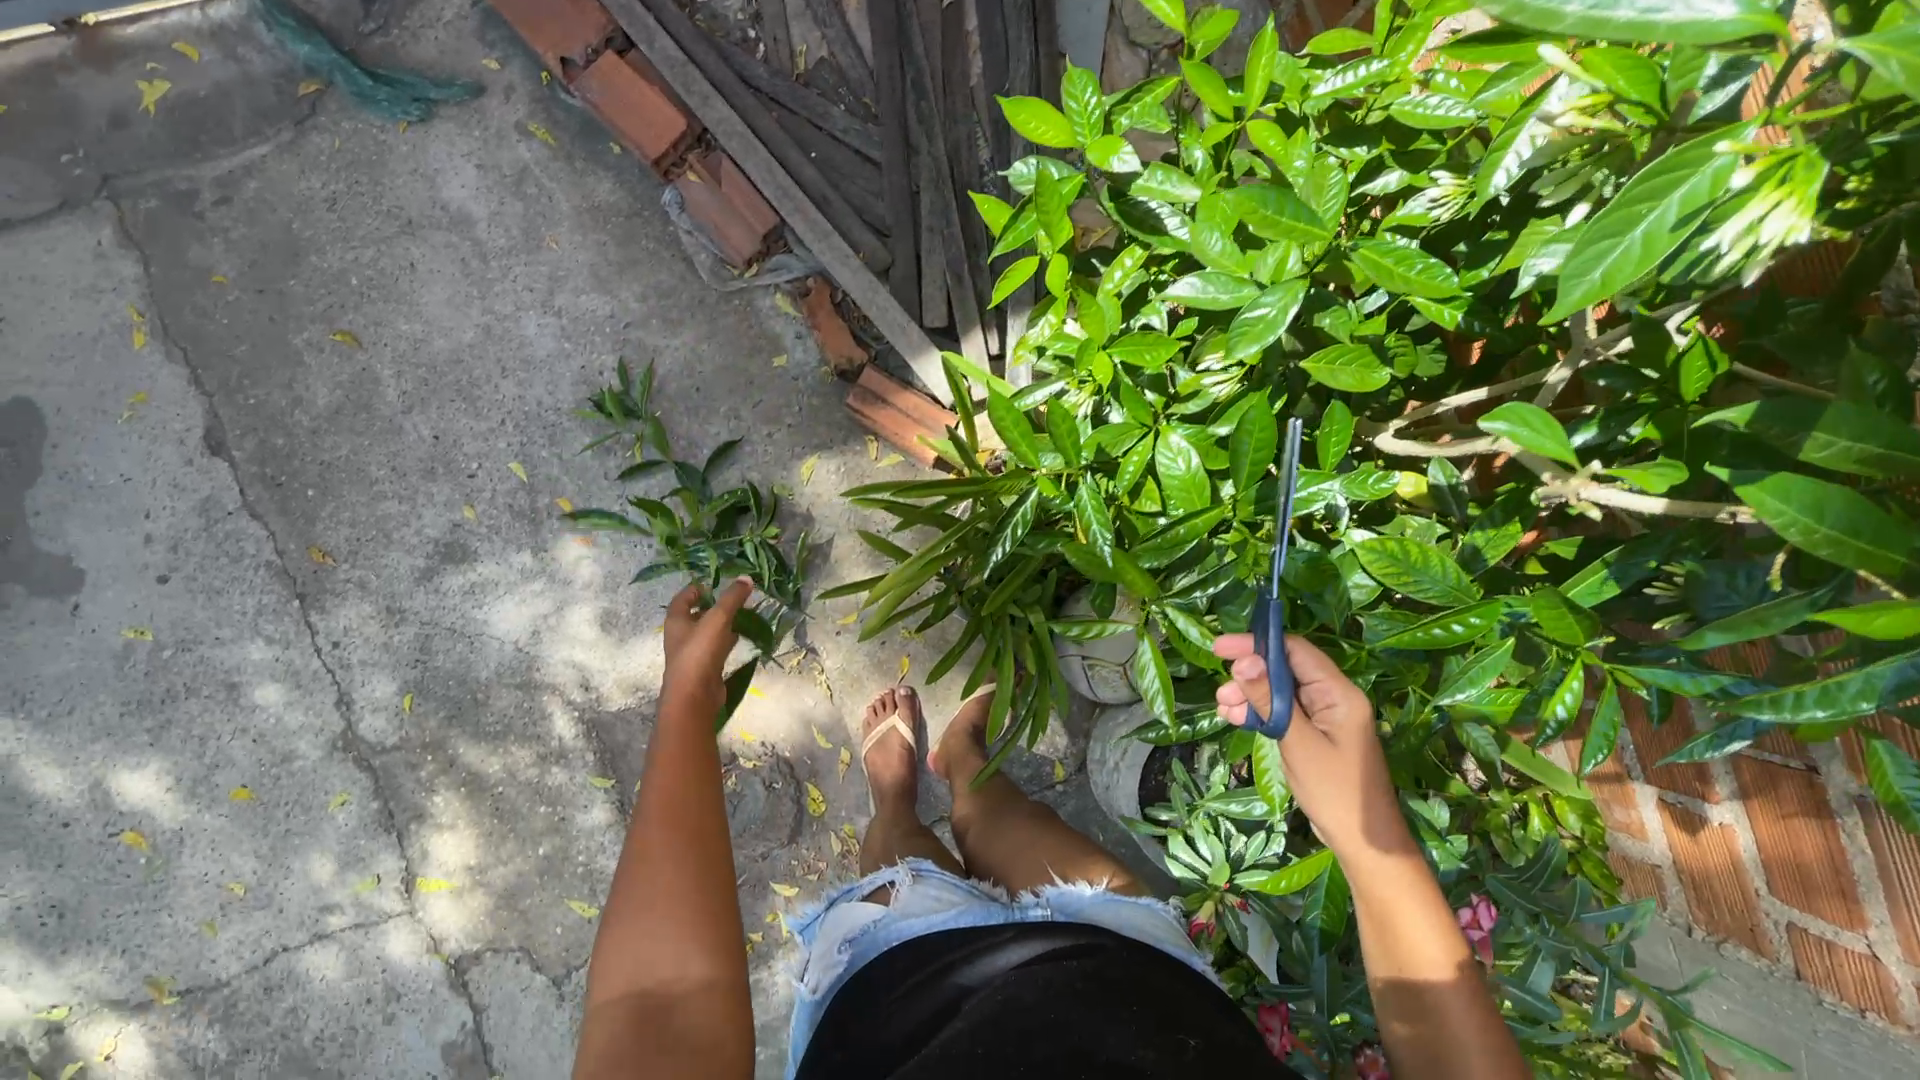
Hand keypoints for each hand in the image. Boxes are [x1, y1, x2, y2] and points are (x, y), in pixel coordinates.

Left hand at [661, 577, 753, 714]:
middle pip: (696, 614)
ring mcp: (692, 653)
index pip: (683, 597)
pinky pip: (717, 647)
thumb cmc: (699, 653)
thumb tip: (746, 578)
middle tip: (736, 598)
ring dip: (723, 623)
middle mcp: (681, 635)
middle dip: (715, 606)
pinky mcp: (705, 667)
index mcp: (676, 620)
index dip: (697, 589)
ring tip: (744, 615)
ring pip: (708, 631)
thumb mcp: (717, 619)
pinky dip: (728, 640)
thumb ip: (732, 598)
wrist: (694, 696)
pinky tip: (741, 637)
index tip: (716, 584)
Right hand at [1212, 633, 1409, 859]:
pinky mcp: (1315, 735)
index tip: (1220, 649)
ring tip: (1223, 709)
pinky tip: (1236, 719)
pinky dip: (1259, 714)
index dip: (1257, 645)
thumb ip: (1270, 700)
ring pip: (1280, 692)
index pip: (1294, 651)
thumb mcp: (1297, 742)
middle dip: (1249, 675)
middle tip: (1220, 692)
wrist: (1363, 843)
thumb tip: (1243, 661)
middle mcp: (1332, 698)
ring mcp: (1324, 717)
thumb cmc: (1335, 791)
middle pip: (1285, 670)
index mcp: (1338, 693)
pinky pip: (1283, 713)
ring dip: (1250, 696)